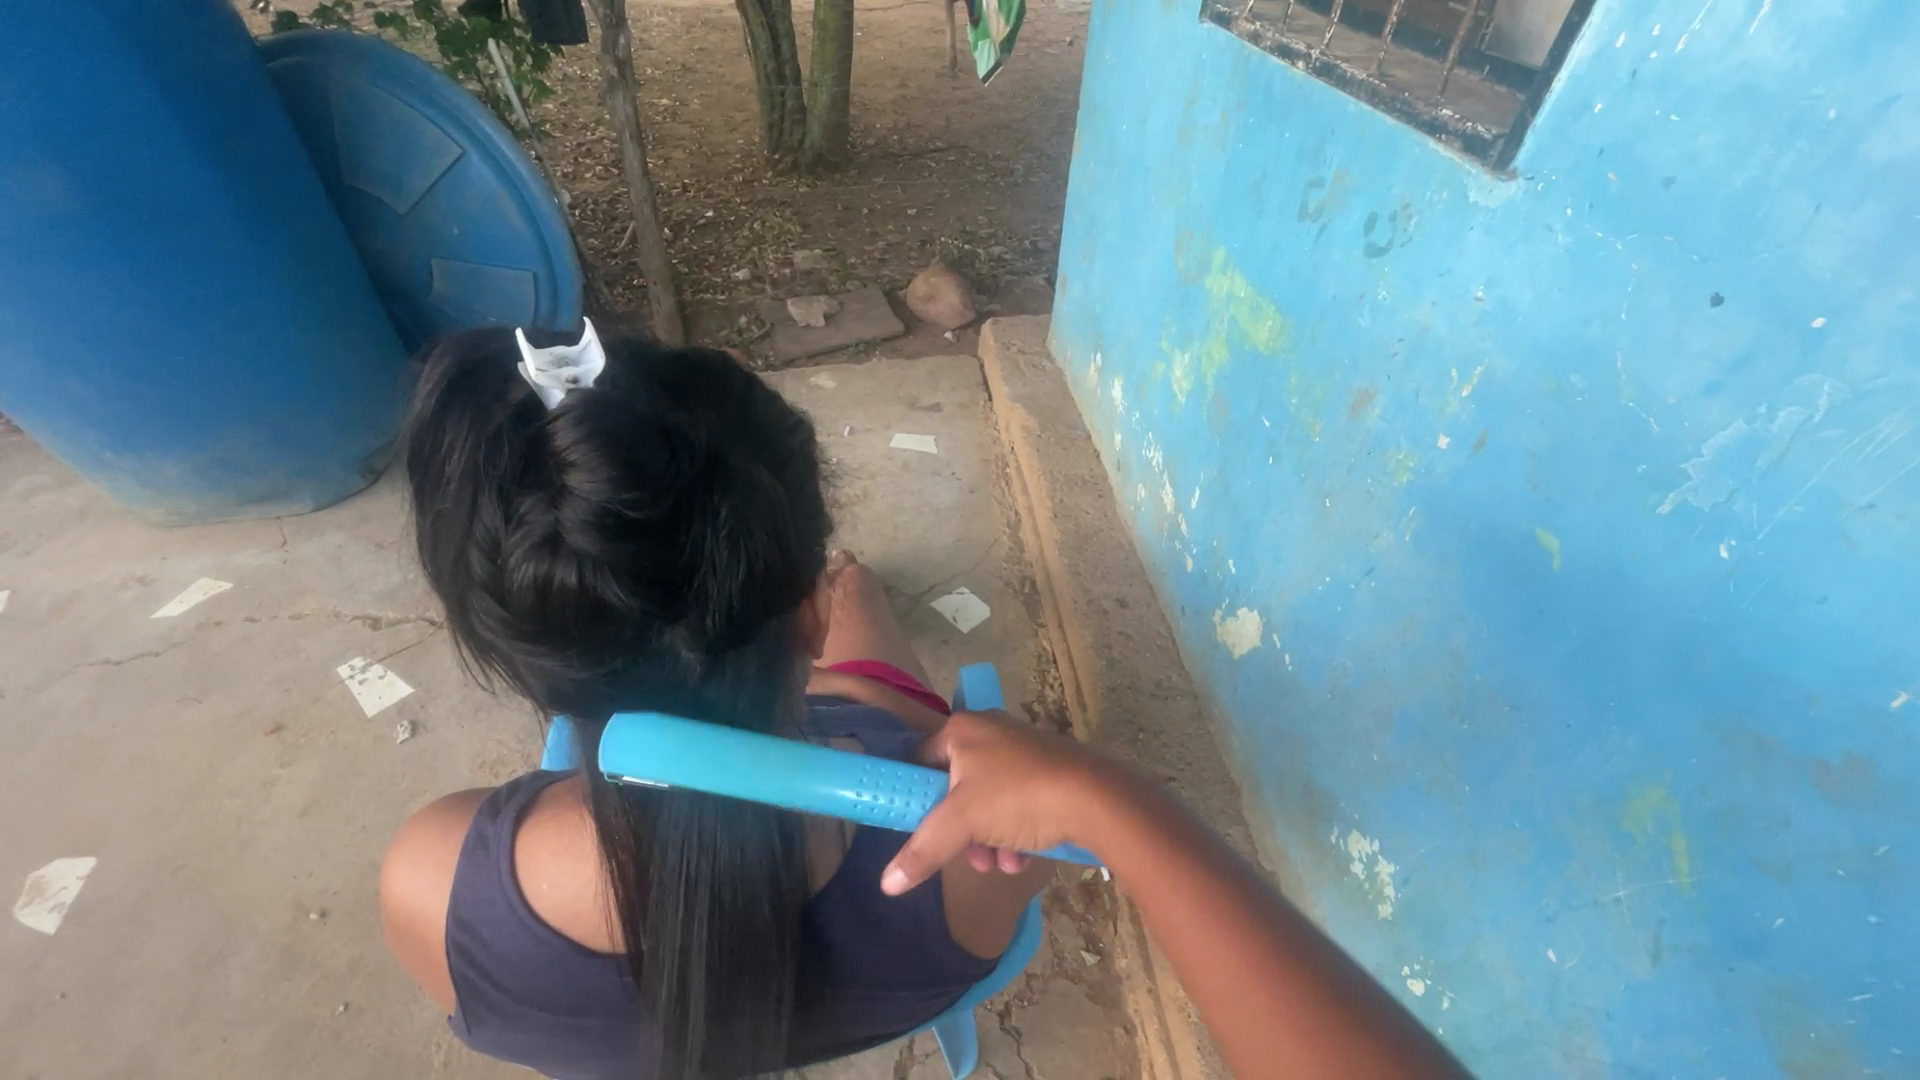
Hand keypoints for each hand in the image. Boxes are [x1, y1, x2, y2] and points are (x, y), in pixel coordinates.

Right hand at [881, 710, 1120, 894]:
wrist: (1094, 798)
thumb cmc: (1018, 797)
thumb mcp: (962, 824)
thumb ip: (922, 851)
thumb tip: (886, 884)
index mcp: (963, 730)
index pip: (921, 759)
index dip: (916, 795)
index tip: (917, 827)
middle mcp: (990, 732)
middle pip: (956, 787)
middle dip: (960, 830)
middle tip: (966, 855)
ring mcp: (1022, 750)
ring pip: (988, 800)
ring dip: (988, 839)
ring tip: (1001, 864)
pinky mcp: (1048, 770)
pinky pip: (1017, 801)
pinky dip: (1015, 831)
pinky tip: (1022, 857)